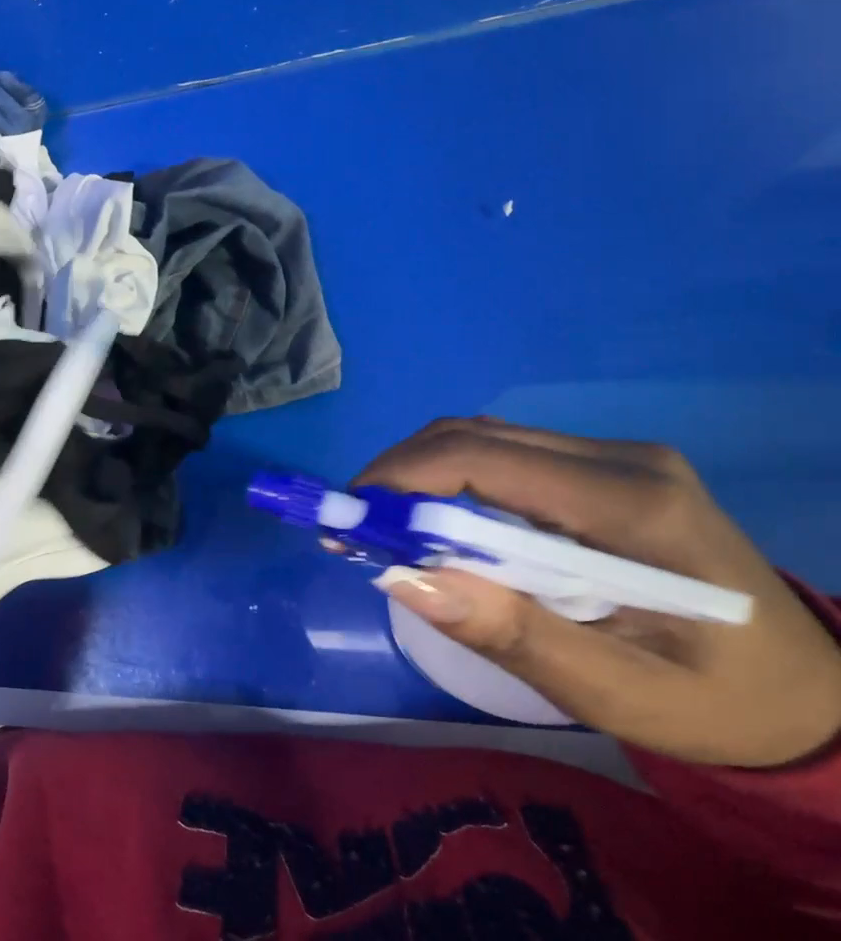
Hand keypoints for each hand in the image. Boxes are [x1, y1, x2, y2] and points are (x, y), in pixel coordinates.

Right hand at [356, 417, 840, 767]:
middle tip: (352, 535)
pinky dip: (447, 482)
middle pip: (470, 437)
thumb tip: (402, 578)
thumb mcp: (614, 691)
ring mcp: (618, 460)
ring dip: (415, 478)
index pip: (480, 460)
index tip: (345, 527)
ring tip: (382, 533)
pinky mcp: (606, 472)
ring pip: (479, 439)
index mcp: (633, 507)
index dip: (396, 483)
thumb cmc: (711, 702)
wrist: (806, 696)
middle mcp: (625, 462)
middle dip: (394, 479)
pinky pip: (501, 455)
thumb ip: (512, 633)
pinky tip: (435, 526)